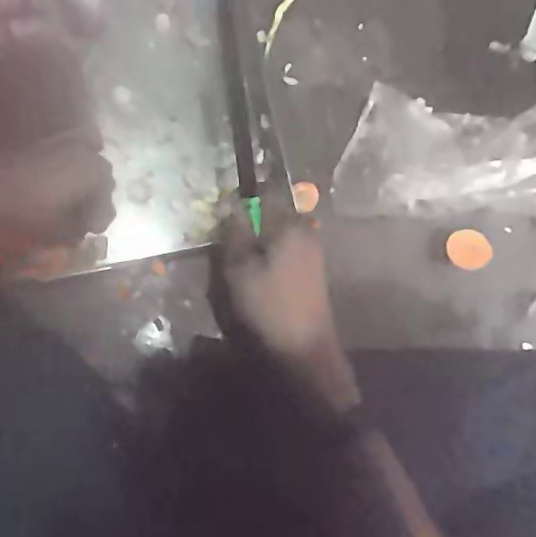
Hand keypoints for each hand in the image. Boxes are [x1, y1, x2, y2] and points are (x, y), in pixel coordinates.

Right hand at [218, 203, 359, 411]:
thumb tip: (229, 203)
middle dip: (250, 215)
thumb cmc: (269, 305)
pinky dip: (269, 250)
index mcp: (289, 223)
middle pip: (274, 209)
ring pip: (279, 229)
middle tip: (226, 234)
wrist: (306, 346)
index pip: (267, 189)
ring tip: (237, 253)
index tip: (223, 208)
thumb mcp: (240, 268)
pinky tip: (255, 268)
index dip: (243, 194)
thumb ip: (235, 231)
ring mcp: (312, 249)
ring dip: (259, 235)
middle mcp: (305, 229)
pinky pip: (286, 246)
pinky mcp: (312, 268)